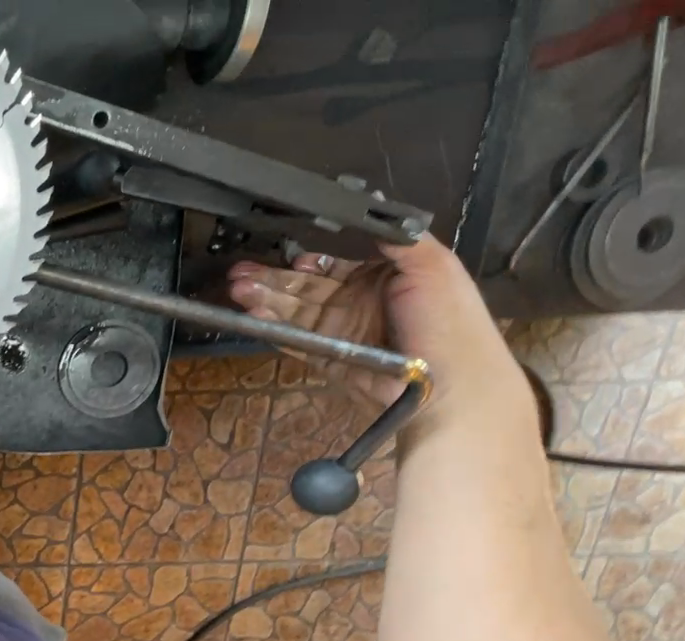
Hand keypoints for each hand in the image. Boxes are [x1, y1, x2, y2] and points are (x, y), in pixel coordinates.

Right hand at [225, 234, 523, 417]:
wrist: (447, 378)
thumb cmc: (446, 317)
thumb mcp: (436, 266)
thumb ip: (403, 241)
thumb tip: (373, 217)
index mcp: (379, 277)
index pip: (330, 264)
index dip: (304, 261)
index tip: (287, 258)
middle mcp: (353, 301)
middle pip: (303, 286)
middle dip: (271, 279)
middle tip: (239, 274)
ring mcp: (336, 331)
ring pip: (292, 310)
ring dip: (264, 299)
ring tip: (238, 290)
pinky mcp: (324, 356)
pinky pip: (292, 339)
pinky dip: (271, 328)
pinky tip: (253, 316)